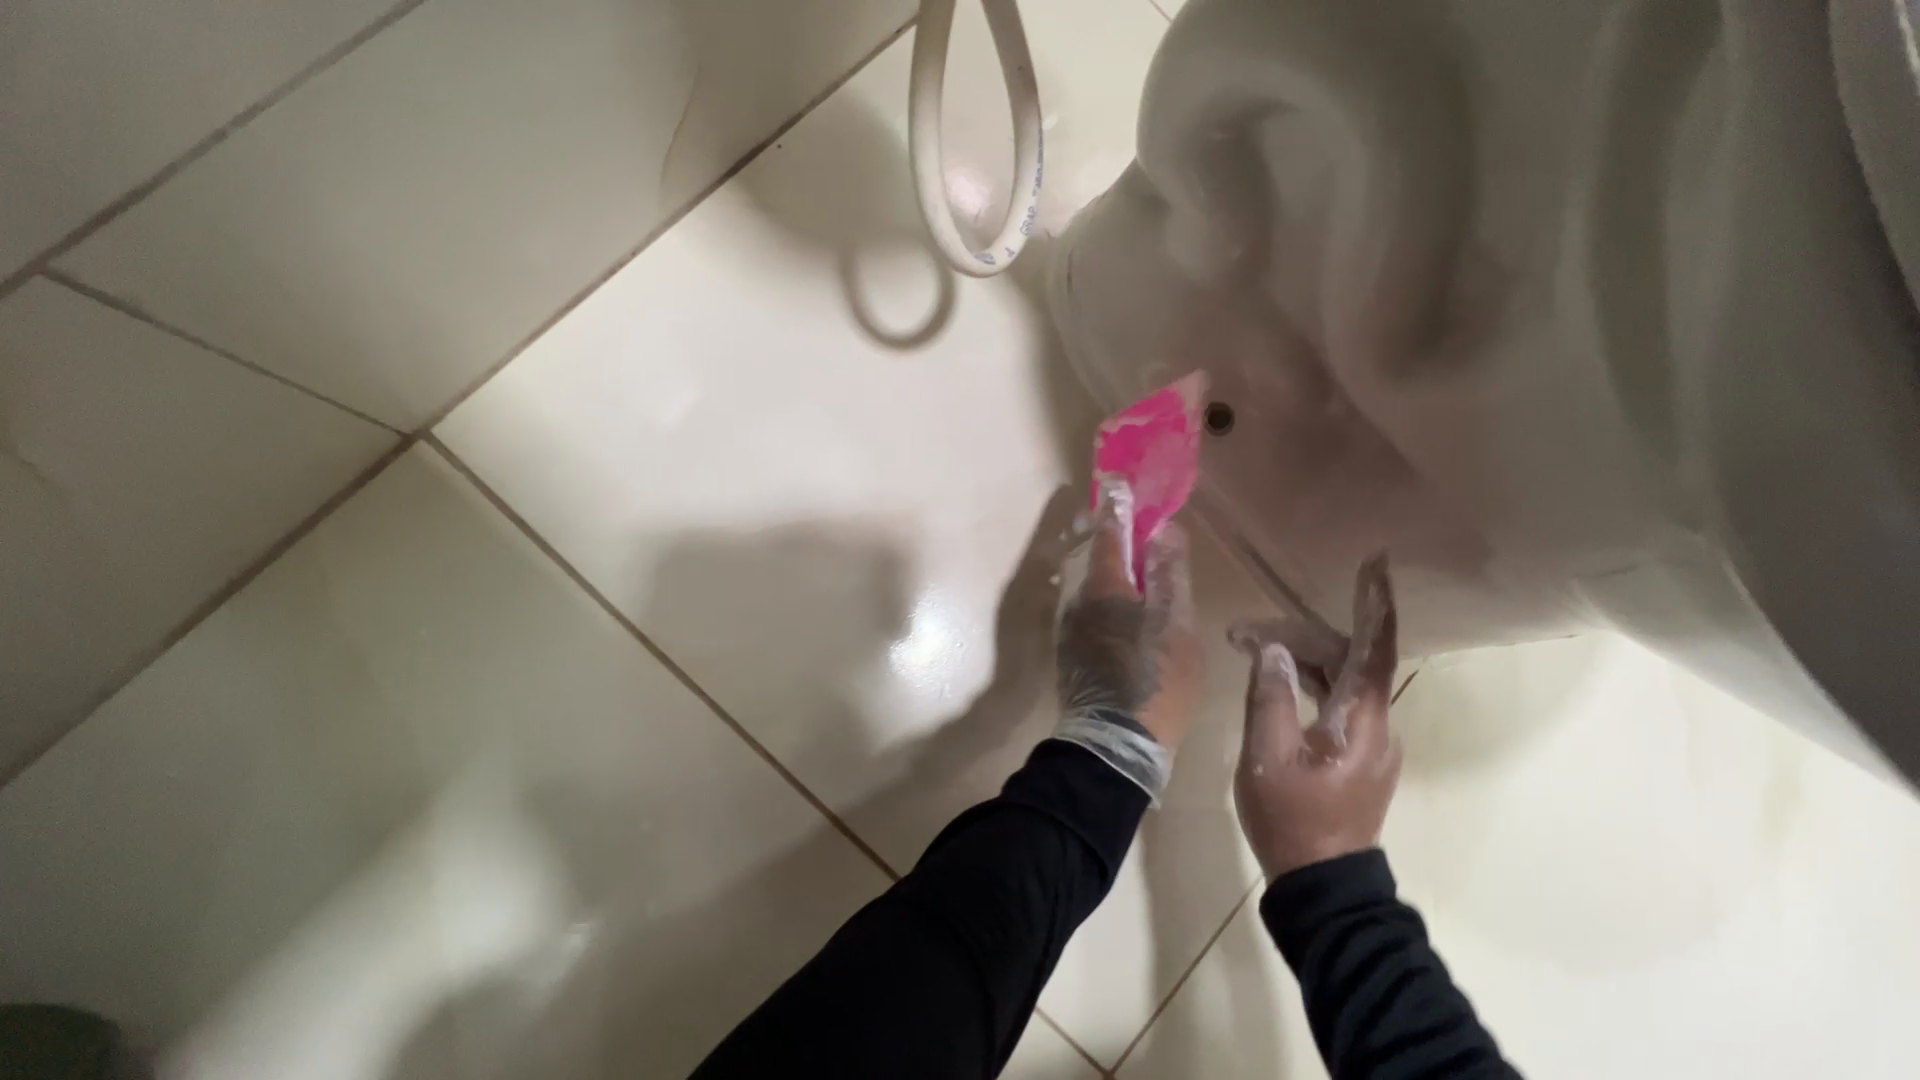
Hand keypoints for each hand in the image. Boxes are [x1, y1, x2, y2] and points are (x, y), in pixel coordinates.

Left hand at [1057, 481, 1202, 750]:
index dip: (1119, 505)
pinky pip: (1093, 613)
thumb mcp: (1176, 625)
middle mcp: (1079, 599)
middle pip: (1102, 559)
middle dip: (1121, 542)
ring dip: (1117, 576)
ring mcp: (1071, 627)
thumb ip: (1169, 575)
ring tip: (1146, 579)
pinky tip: (1131, 620)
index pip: (1112, 530)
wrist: (1115, 744)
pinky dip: (1111, 604)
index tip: (1120, 480)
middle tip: (1146, 533)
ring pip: (1096, 589)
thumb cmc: (1156, 680)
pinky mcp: (1072, 653)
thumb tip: (1164, 530)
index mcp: (1106, 585)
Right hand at [1229, 555, 1400, 880]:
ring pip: (1337, 680)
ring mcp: (1368, 741)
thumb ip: (1270, 697)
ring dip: (1297, 660)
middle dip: (1298, 636)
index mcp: (1362, 717)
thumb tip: (1273, 651)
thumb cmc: (1294, 819)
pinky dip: (1304, 684)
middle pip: (1346, 658)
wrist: (1323, 885)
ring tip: (1246, 649)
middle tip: (1241, 632)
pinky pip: (1333, 702)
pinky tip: (1272, 683)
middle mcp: (1376, 722)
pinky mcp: (1355, 755)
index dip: (1375, 601)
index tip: (1375, 562)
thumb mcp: (1268, 756)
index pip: (1375, 645)